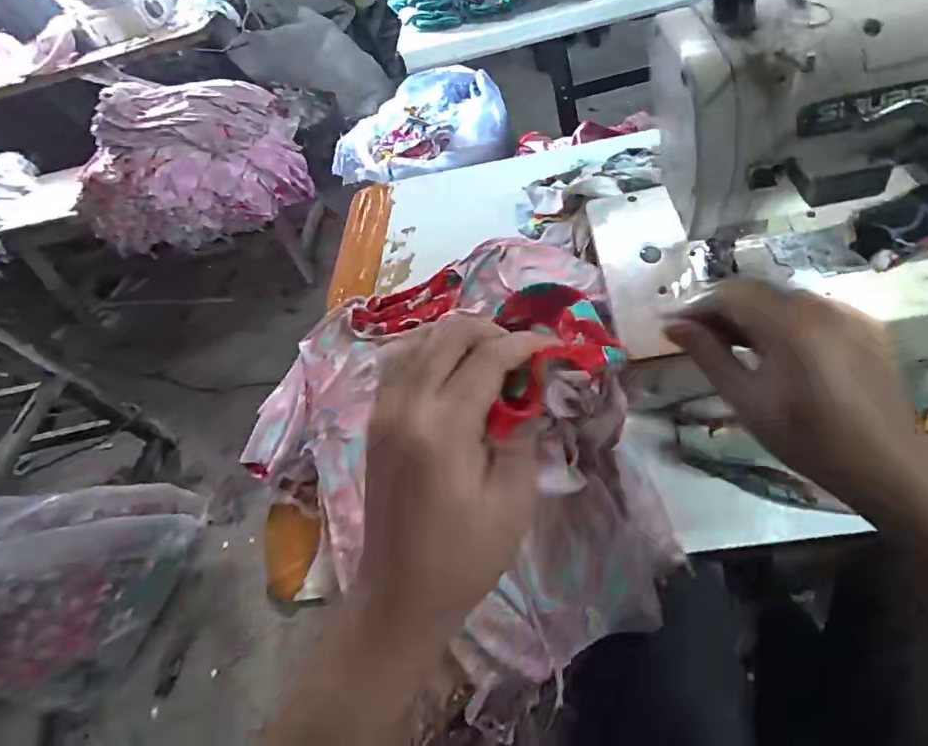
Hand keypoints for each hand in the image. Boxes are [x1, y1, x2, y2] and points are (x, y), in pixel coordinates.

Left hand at [357, 314, 549, 654]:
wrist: (399, 597)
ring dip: (459, 336)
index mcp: (442, 426)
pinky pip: (400, 361)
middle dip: (493, 330)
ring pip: (420, 338)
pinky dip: (429, 350)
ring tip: (490, 356)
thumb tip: (529, 390)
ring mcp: (383, 409)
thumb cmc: (464, 556)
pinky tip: (452, 369)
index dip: (525, 344)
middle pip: (449, 333)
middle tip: (521, 353)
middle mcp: (406, 405)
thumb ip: (523, 431)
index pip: (488, 356)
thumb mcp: (514, 497)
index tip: (552, 347)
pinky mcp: (375, 420)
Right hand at [663, 280, 927, 511]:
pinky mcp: (865, 324)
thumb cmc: (808, 439)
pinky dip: (789, 323)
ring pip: (785, 299)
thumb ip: (709, 355)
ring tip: (740, 348)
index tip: (676, 329)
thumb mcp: (748, 401)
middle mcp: (818, 303)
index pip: (729, 293)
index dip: (698, 307)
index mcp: (788, 320)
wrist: (888, 465)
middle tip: (703, 339)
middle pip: (757, 291)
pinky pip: (814, 311)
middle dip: (725, 310)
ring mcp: (846, 310)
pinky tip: (784, 353)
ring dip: (756, 315)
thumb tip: (674, 327)